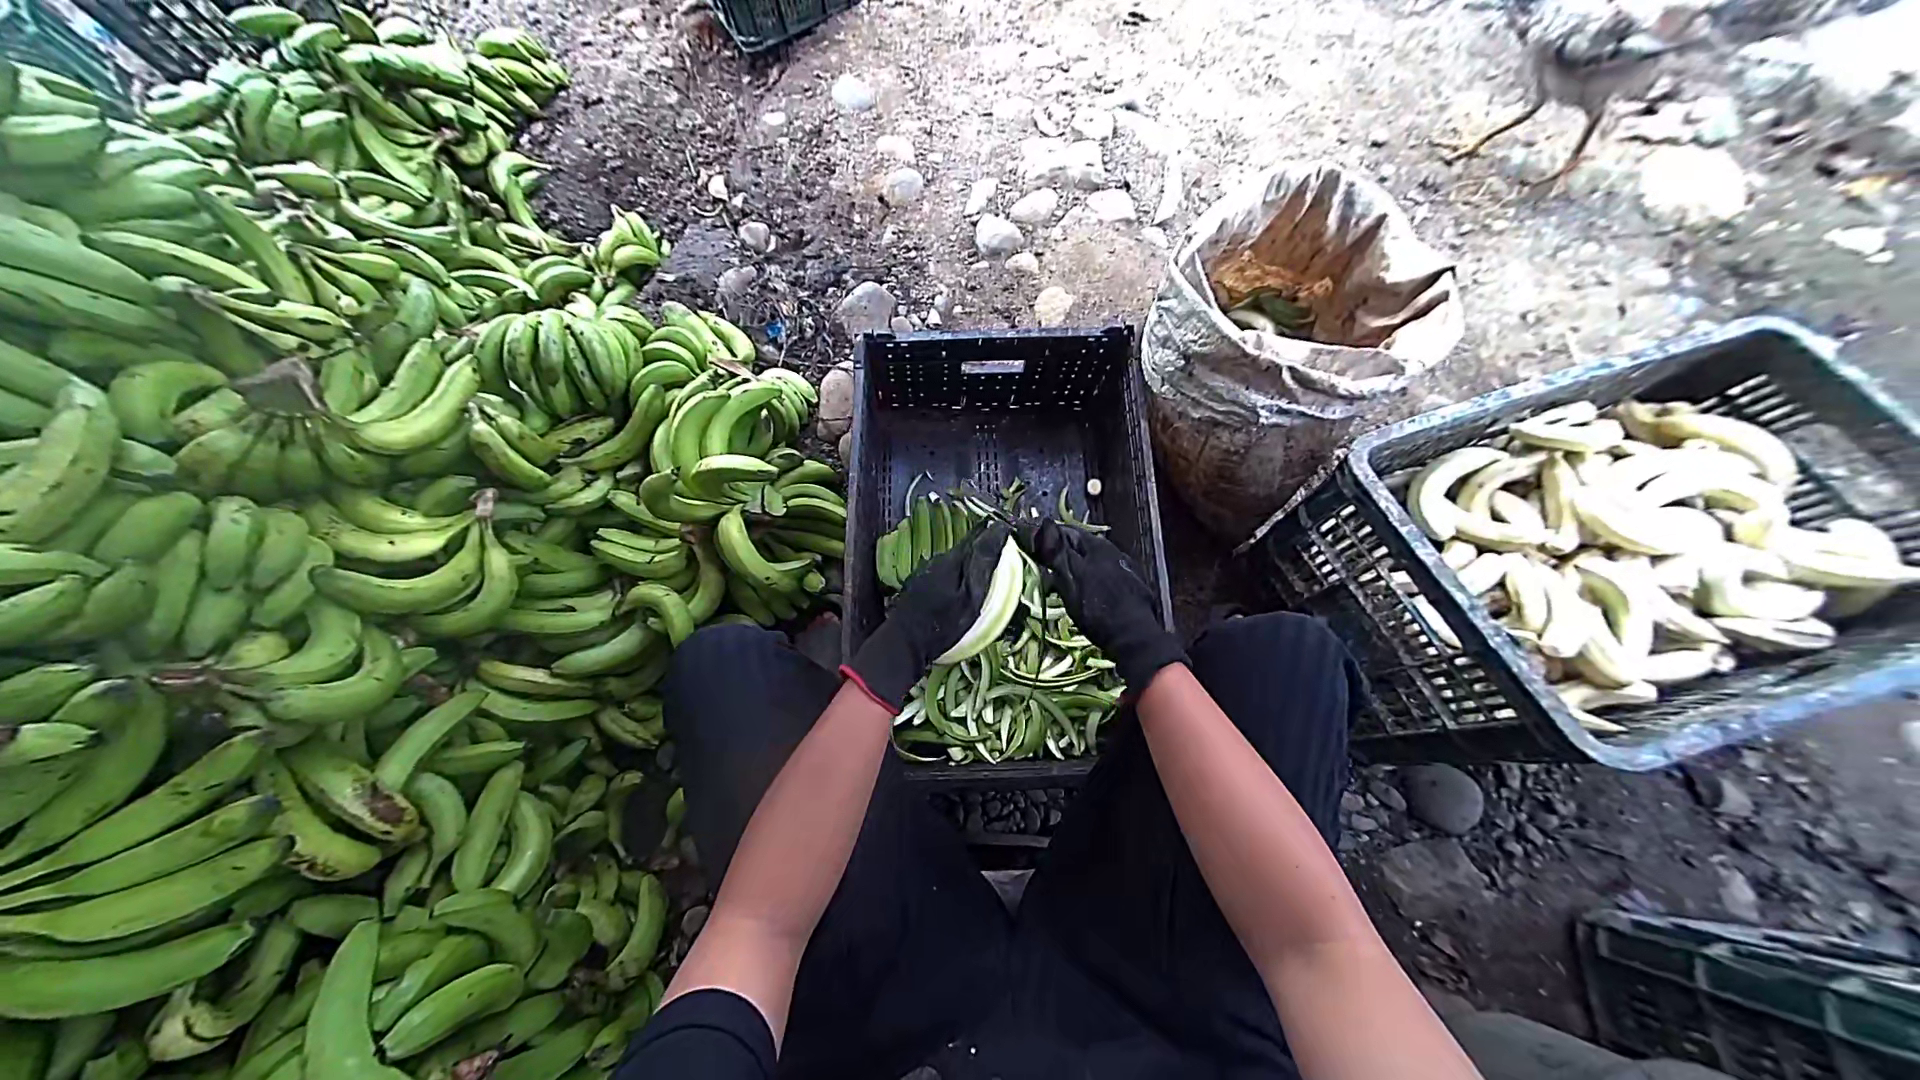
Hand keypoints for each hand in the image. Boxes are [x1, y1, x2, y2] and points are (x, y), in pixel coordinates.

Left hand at [845, 519, 1013, 710]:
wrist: (904, 643)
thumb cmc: (943, 623)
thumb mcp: (972, 596)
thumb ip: (983, 563)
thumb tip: (998, 530)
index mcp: (953, 559)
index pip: (977, 536)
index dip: (994, 533)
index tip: (1009, 534)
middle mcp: (937, 560)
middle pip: (965, 549)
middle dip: (981, 550)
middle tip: (1000, 560)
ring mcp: (925, 572)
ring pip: (953, 562)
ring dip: (967, 566)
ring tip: (981, 579)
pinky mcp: (918, 585)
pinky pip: (943, 574)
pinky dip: (955, 578)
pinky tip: (957, 592)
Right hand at [1025, 518, 1184, 691]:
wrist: (1133, 637)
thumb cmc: (1096, 609)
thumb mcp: (1069, 580)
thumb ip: (1057, 553)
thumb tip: (1045, 526)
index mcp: (1096, 546)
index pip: (1067, 531)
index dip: (1049, 538)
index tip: (1035, 548)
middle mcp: (1113, 551)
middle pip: (1082, 545)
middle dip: (1064, 551)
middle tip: (1046, 564)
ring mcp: (1125, 568)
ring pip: (1094, 560)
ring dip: (1079, 565)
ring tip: (1064, 579)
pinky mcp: (1132, 585)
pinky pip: (1105, 574)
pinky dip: (1092, 578)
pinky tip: (1088, 592)